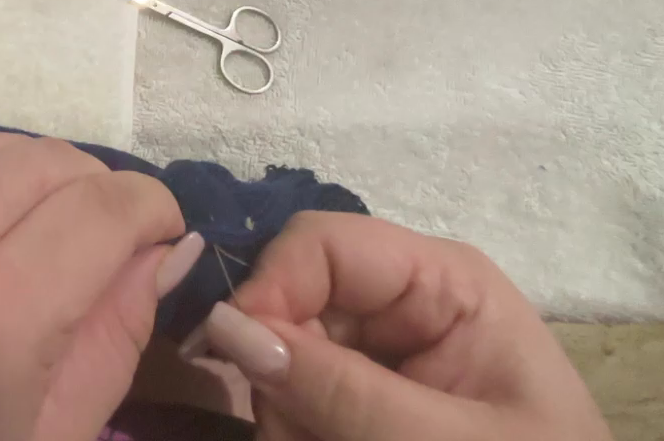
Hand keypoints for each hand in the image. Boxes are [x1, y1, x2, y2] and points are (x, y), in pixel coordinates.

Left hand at [0, 132, 202, 440]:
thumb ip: (120, 332)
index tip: (166, 235)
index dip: (155, 210)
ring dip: (61, 177)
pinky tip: (8, 217)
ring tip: (62, 228)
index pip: (108, 209)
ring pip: (23, 144)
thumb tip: (169, 249)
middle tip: (115, 240)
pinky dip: (11, 172)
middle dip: (110, 191)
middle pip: (67, 162)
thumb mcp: (53, 428)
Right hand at [182, 212, 610, 440]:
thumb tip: (223, 324)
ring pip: (278, 344)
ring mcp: (376, 341)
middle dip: (276, 364)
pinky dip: (289, 421)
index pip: (319, 242)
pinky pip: (291, 384)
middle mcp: (398, 294)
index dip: (269, 285)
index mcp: (440, 277)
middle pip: (291, 295)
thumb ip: (341, 389)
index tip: (232, 351)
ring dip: (279, 404)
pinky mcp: (358, 385)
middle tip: (289, 431)